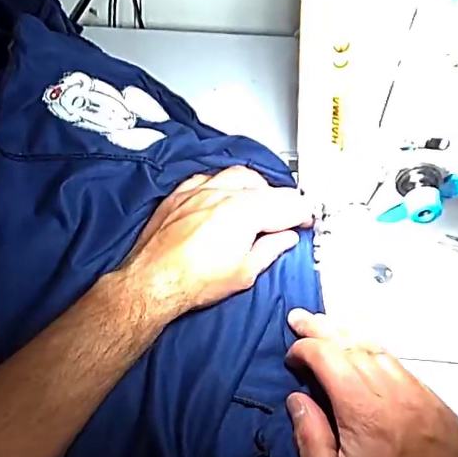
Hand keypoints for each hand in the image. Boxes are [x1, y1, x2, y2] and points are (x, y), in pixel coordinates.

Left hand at [113, 166, 313, 320]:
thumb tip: (284, 240)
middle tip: (286, 215)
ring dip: (255, 186)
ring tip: (260, 202)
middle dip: (281, 199)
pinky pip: (208, 177)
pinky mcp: (179, 195)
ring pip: (237, 175)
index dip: (302, 213)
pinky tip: (224, 194)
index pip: (286, 204)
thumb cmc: (191, 280)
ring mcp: (199, 191)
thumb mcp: (244, 273)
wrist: (152, 281)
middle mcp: (223, 194)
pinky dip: (223, 184)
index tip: (305, 221)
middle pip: (264, 186)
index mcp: (245, 212)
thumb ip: (270, 250)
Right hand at [284, 309, 457, 456]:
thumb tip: (297, 397)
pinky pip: (404, 370)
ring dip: (352, 338)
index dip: (304, 348)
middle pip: (356, 345)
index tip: (289, 357)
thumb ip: (310, 437)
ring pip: (382, 352)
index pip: (329, 356)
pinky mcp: (442, 409)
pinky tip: (367, 360)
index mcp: (365, 410)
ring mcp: (424, 398)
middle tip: (300, 317)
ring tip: (329, 330)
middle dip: (324, 328)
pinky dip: (378, 357)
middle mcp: (397, 393)